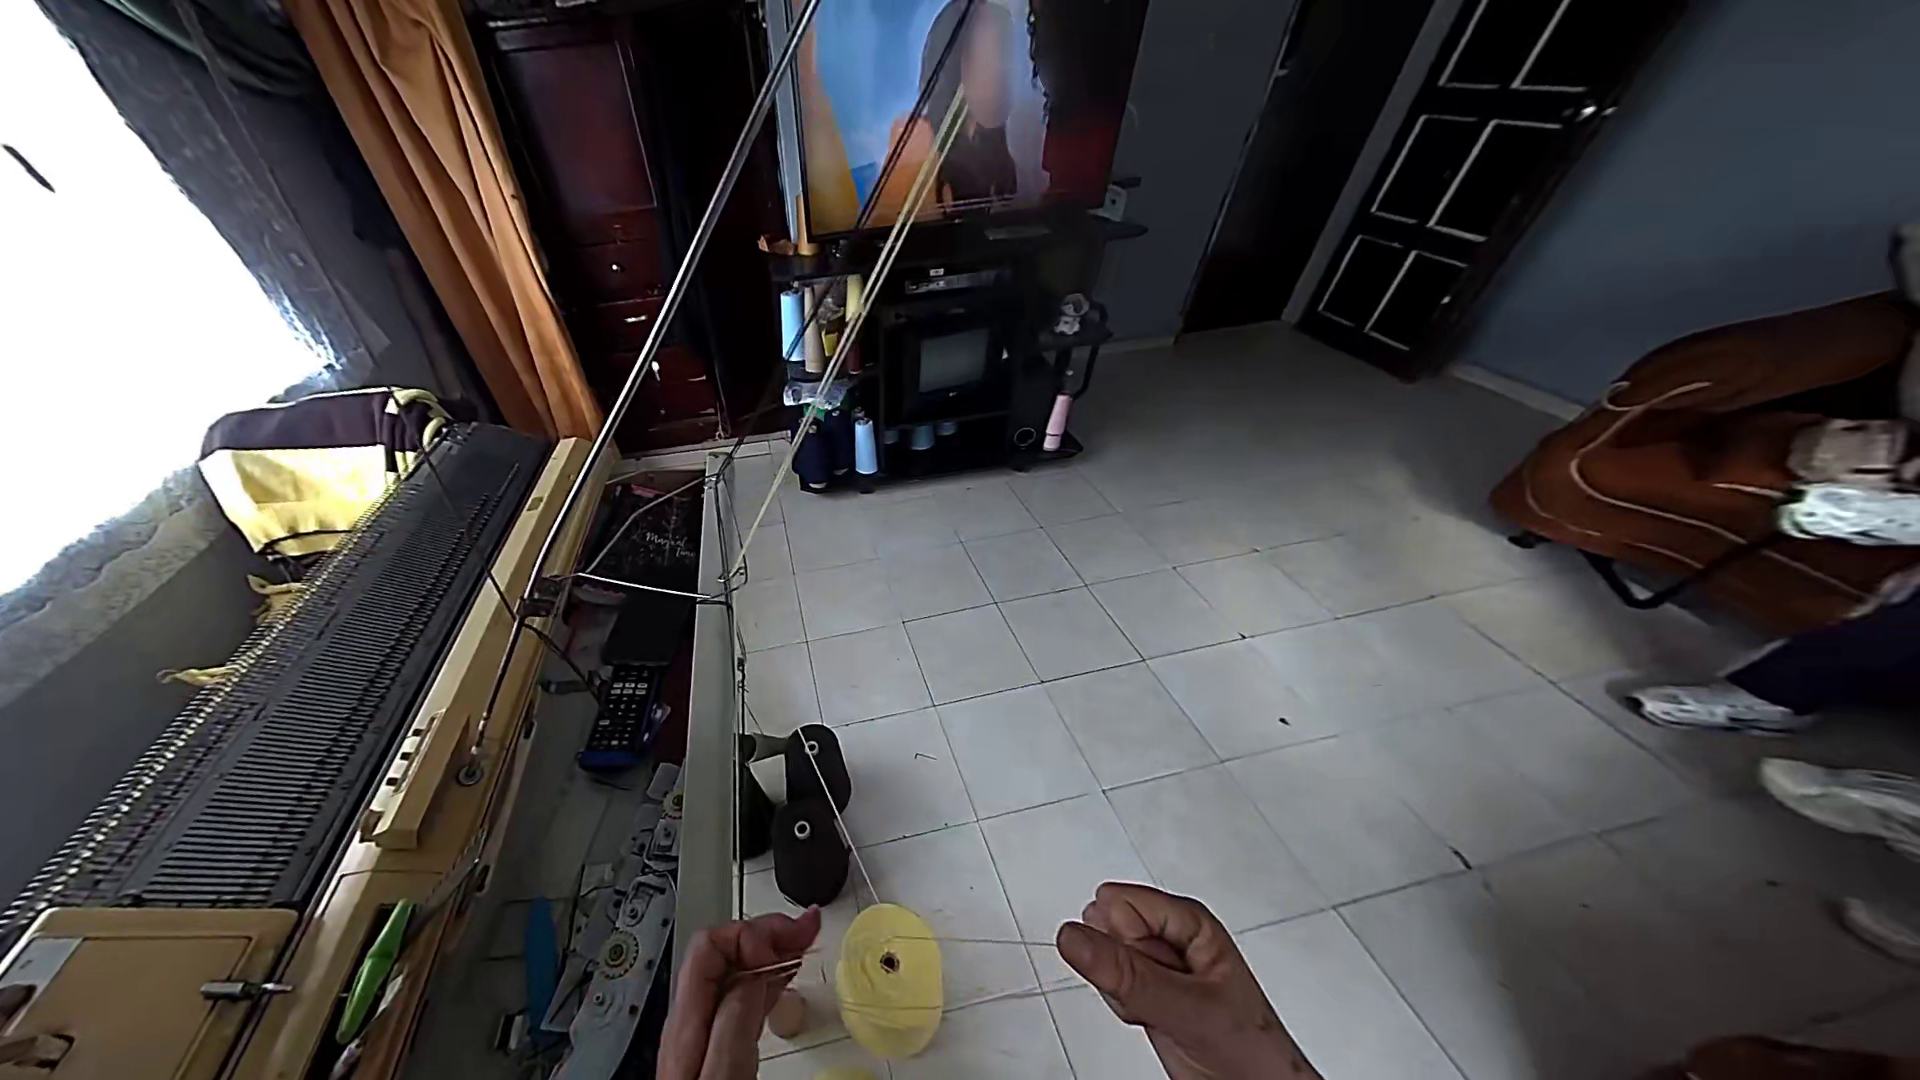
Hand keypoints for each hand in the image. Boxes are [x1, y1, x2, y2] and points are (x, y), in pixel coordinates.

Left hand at [658, 909, 821, 1079]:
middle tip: (806, 930)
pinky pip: (746, 989)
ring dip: (774, 946)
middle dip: (769, 931)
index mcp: (690, 1019)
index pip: (711, 944)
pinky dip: (772, 971)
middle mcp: (695, 1016)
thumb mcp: (724, 1076)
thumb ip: (736, 1018)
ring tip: (805, 939)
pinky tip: (788, 970)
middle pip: (726, 948)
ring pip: (739, 966)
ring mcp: (708, 1027)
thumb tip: (755, 972)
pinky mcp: (722, 1040)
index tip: (782, 950)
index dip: (750, 935)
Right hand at [1056, 883, 1320, 1079]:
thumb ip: (1128, 974)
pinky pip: (1106, 983)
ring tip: (1160, 1012)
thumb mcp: (1188, 1009)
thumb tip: (1074, 935)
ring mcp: (1155, 959)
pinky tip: (1152, 1020)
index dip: (1125, 943)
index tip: (1151, 973)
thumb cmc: (1251, 1052)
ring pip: (1101, 955)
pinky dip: (1121, 1007)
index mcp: (1186, 917)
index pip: (1116, 903)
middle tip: (1158, 996)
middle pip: (1105, 925)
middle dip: (1120, 967)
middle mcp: (1168, 931)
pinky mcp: (1144, 985)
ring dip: (1121, 992)